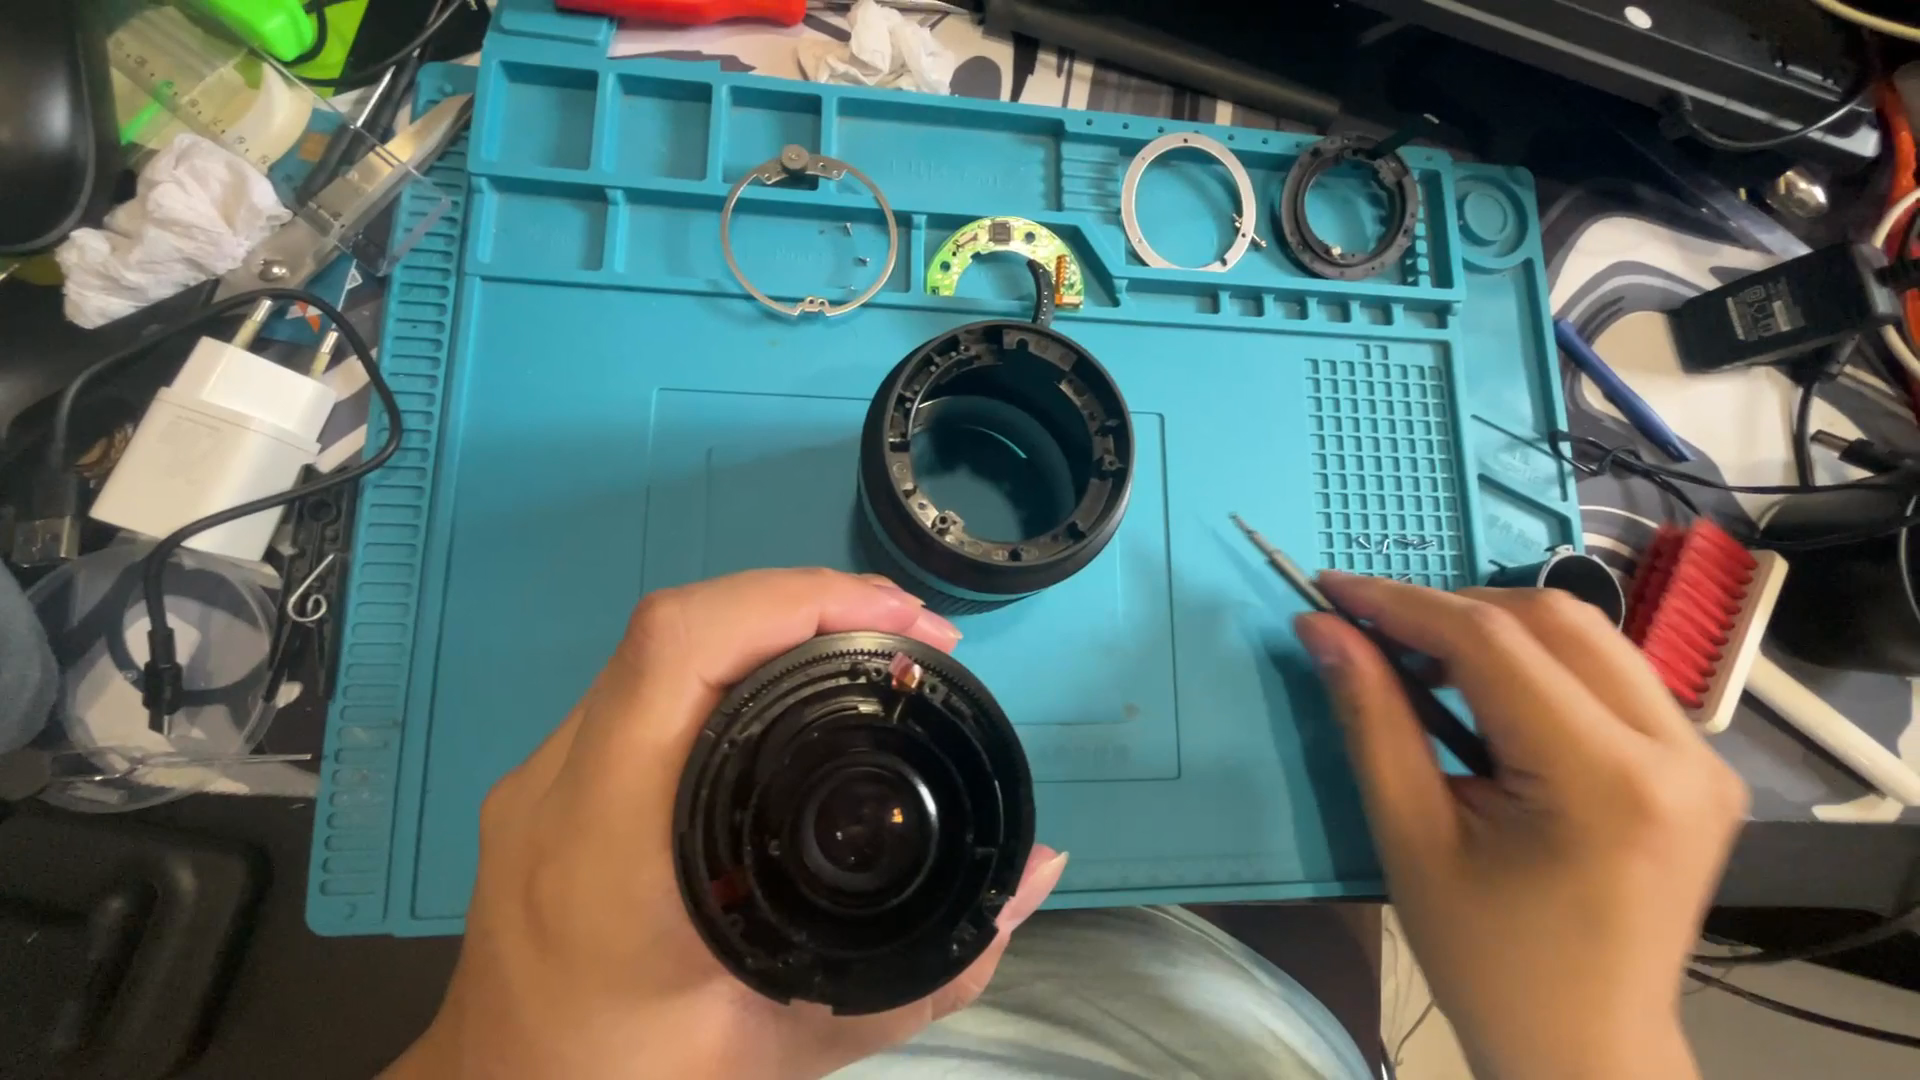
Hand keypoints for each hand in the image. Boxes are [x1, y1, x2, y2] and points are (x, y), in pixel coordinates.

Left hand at [386, 569, 1066, 1079]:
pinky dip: (740, 654)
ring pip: (666, 640)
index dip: (795, 600)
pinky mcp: (559, 771)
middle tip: (910, 632)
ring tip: (871, 644)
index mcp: (607, 836)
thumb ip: (929, 974)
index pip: (683, 649)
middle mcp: (564, 778)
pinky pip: (656, 674)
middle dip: (809, 600)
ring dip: (777, 619)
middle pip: (680, 623)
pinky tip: (798, 686)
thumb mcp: (794, 1049)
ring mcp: (549, 766)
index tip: (901, 620)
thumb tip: (1035, 873)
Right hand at [1295, 574, 1746, 1079]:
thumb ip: (1369, 714)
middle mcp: (1676, 752)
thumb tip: (1321, 627)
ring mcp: (1698, 756)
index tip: (1329, 589)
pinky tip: (1476, 686)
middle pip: (1552, 619)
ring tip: (1415, 654)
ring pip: (1584, 633)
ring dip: (1488, 625)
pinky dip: (1527, 656)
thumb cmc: (1482, 951)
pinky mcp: (1691, 763)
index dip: (1401, 603)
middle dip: (1446, 607)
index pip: (1493, 643)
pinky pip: (1603, 670)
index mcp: (1605, 780)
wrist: (1583, 1041)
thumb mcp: (1407, 830)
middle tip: (1370, 629)